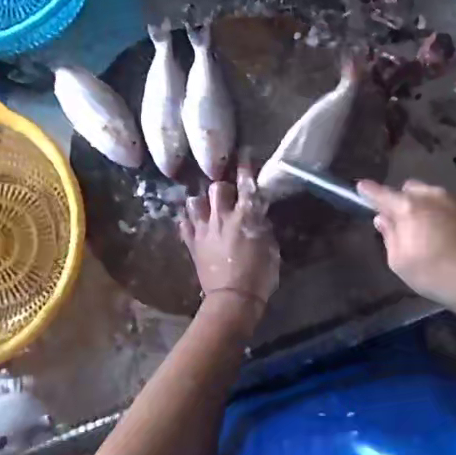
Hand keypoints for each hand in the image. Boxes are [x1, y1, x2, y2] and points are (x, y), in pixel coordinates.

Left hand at [179, 164, 279, 309]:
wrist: (233, 299)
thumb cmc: (260, 276)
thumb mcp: (271, 248)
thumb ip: (263, 227)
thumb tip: (258, 216)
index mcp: (245, 216)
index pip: (246, 184)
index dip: (245, 167)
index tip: (244, 154)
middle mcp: (221, 217)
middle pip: (216, 187)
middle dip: (223, 186)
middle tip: (228, 193)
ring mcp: (203, 229)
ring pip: (194, 201)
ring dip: (201, 202)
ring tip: (207, 207)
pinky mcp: (191, 243)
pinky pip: (184, 223)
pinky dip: (189, 220)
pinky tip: (194, 222)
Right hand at [356, 180, 455, 309]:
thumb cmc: (439, 277)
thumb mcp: (401, 264)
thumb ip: (389, 237)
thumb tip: (383, 219)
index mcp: (411, 208)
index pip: (381, 193)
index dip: (369, 191)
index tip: (361, 189)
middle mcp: (436, 196)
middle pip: (412, 189)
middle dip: (404, 200)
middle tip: (404, 221)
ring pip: (437, 196)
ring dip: (430, 207)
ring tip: (433, 230)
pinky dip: (452, 216)